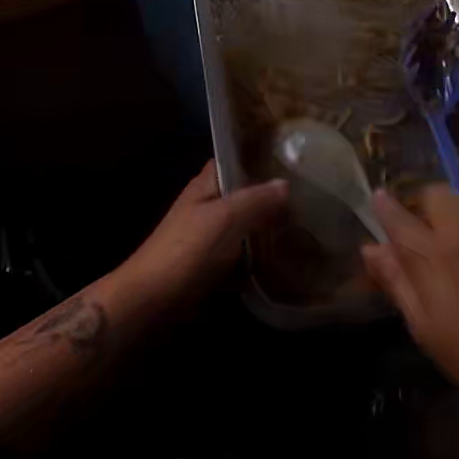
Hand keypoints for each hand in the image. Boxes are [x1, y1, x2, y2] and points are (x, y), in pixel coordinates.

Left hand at [107, 160, 287, 310]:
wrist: (152, 298)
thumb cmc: (187, 249)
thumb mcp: (225, 217)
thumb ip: (256, 199)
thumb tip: (286, 184)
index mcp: (205, 186)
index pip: (234, 161)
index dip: (258, 160)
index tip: (291, 164)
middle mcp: (207, 206)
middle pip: (243, 196)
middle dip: (269, 200)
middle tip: (306, 201)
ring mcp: (208, 236)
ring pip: (244, 226)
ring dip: (266, 230)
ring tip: (302, 229)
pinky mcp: (211, 263)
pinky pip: (240, 254)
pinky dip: (256, 257)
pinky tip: (281, 260)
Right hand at [361, 187, 458, 446]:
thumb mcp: (432, 332)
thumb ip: (399, 284)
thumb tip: (371, 250)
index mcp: (440, 254)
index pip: (400, 218)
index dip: (385, 209)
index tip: (377, 202)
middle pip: (437, 196)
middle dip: (422, 210)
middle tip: (420, 245)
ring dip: (452, 218)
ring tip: (454, 257)